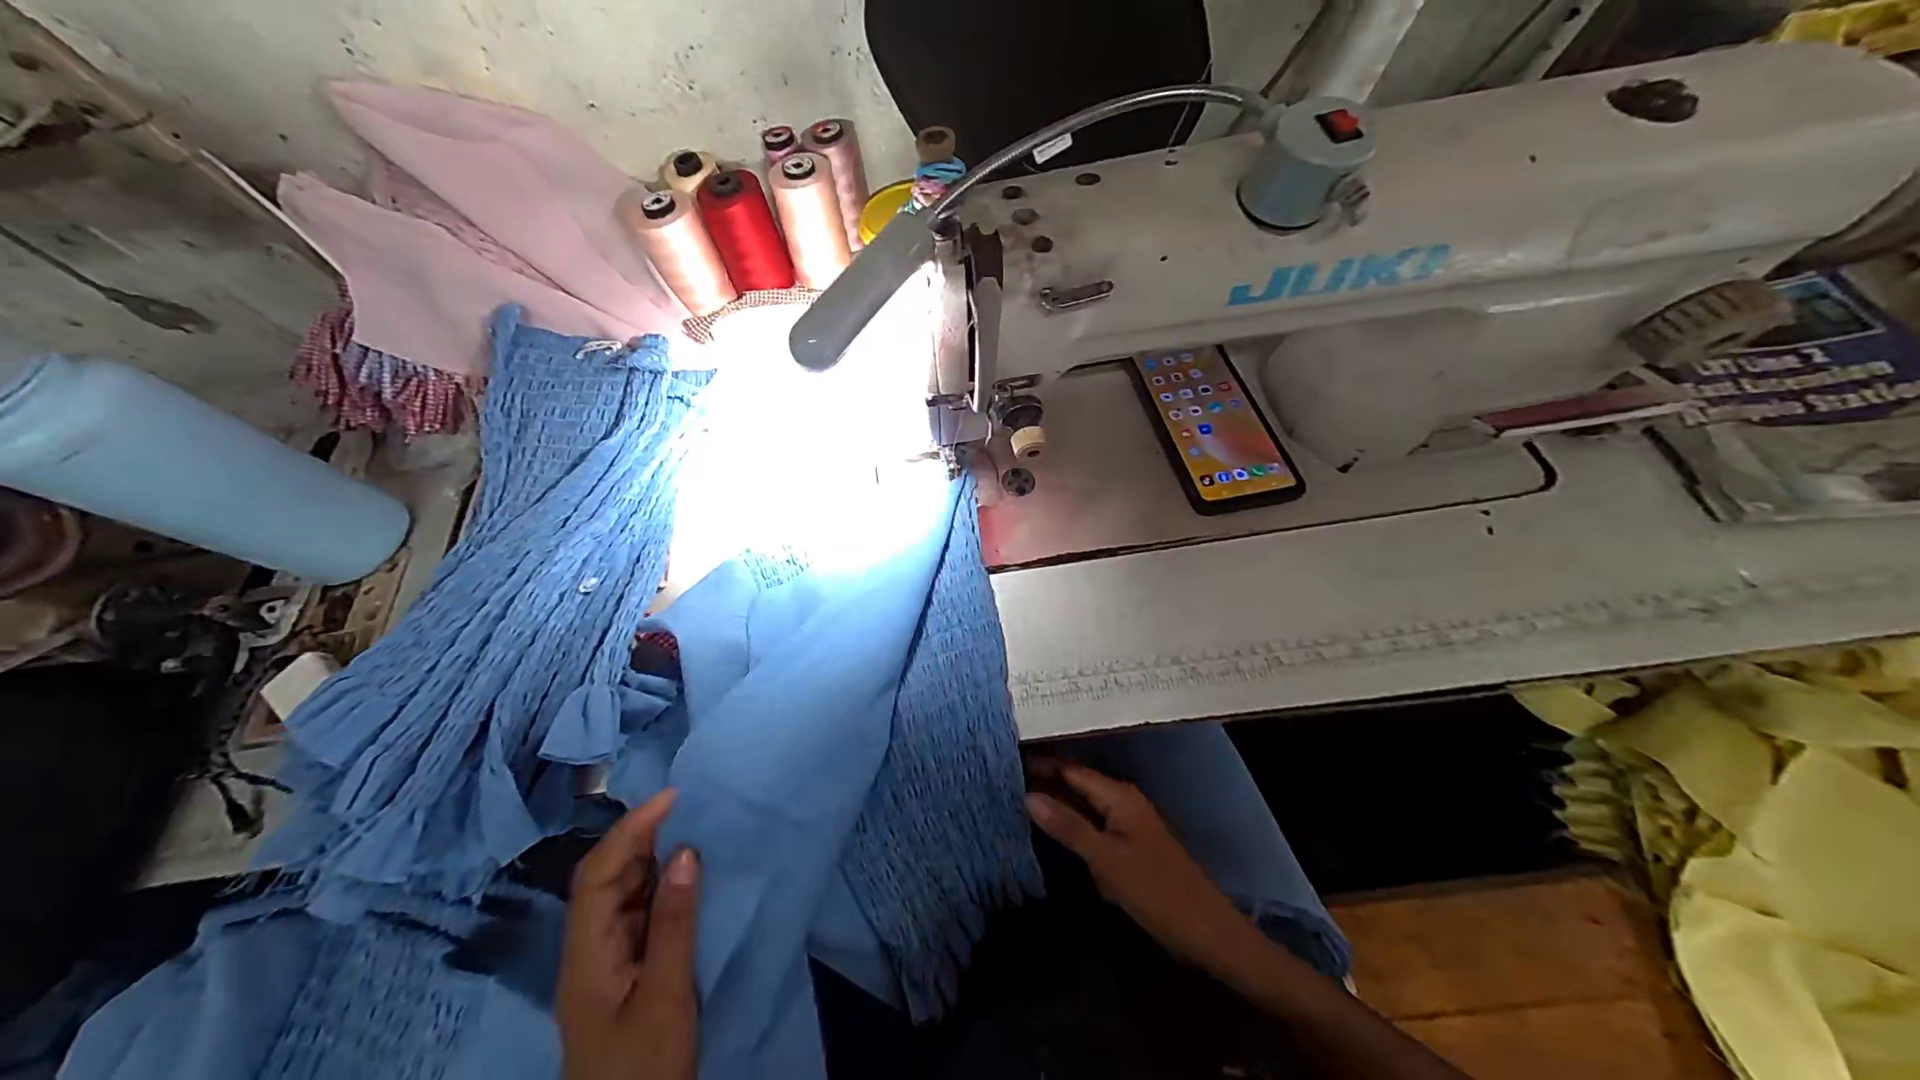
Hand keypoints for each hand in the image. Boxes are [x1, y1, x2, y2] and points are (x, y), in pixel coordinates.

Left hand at [557, 790, 701, 1079]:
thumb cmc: (644, 1068)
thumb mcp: (666, 995)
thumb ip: (675, 922)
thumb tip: (687, 851)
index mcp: (586, 955)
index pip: (597, 874)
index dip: (630, 830)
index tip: (674, 798)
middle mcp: (589, 950)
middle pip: (606, 880)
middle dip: (643, 839)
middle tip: (692, 810)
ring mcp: (607, 963)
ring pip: (625, 896)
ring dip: (656, 862)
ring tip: (698, 833)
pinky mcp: (627, 974)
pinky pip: (642, 916)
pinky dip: (665, 890)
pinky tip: (692, 880)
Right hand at [1027, 761, 1260, 972]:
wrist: (1206, 931)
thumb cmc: (1155, 891)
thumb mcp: (1106, 860)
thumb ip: (1067, 826)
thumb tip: (1027, 795)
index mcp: (1119, 796)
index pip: (1071, 769)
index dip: (1040, 764)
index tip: (1005, 763)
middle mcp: (1123, 802)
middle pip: (1077, 784)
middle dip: (1045, 783)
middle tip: (1004, 785)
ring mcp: (1128, 824)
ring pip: (1084, 806)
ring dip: (1057, 805)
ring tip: (1017, 805)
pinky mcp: (1130, 846)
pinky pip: (1094, 827)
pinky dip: (1072, 827)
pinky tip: (1052, 836)